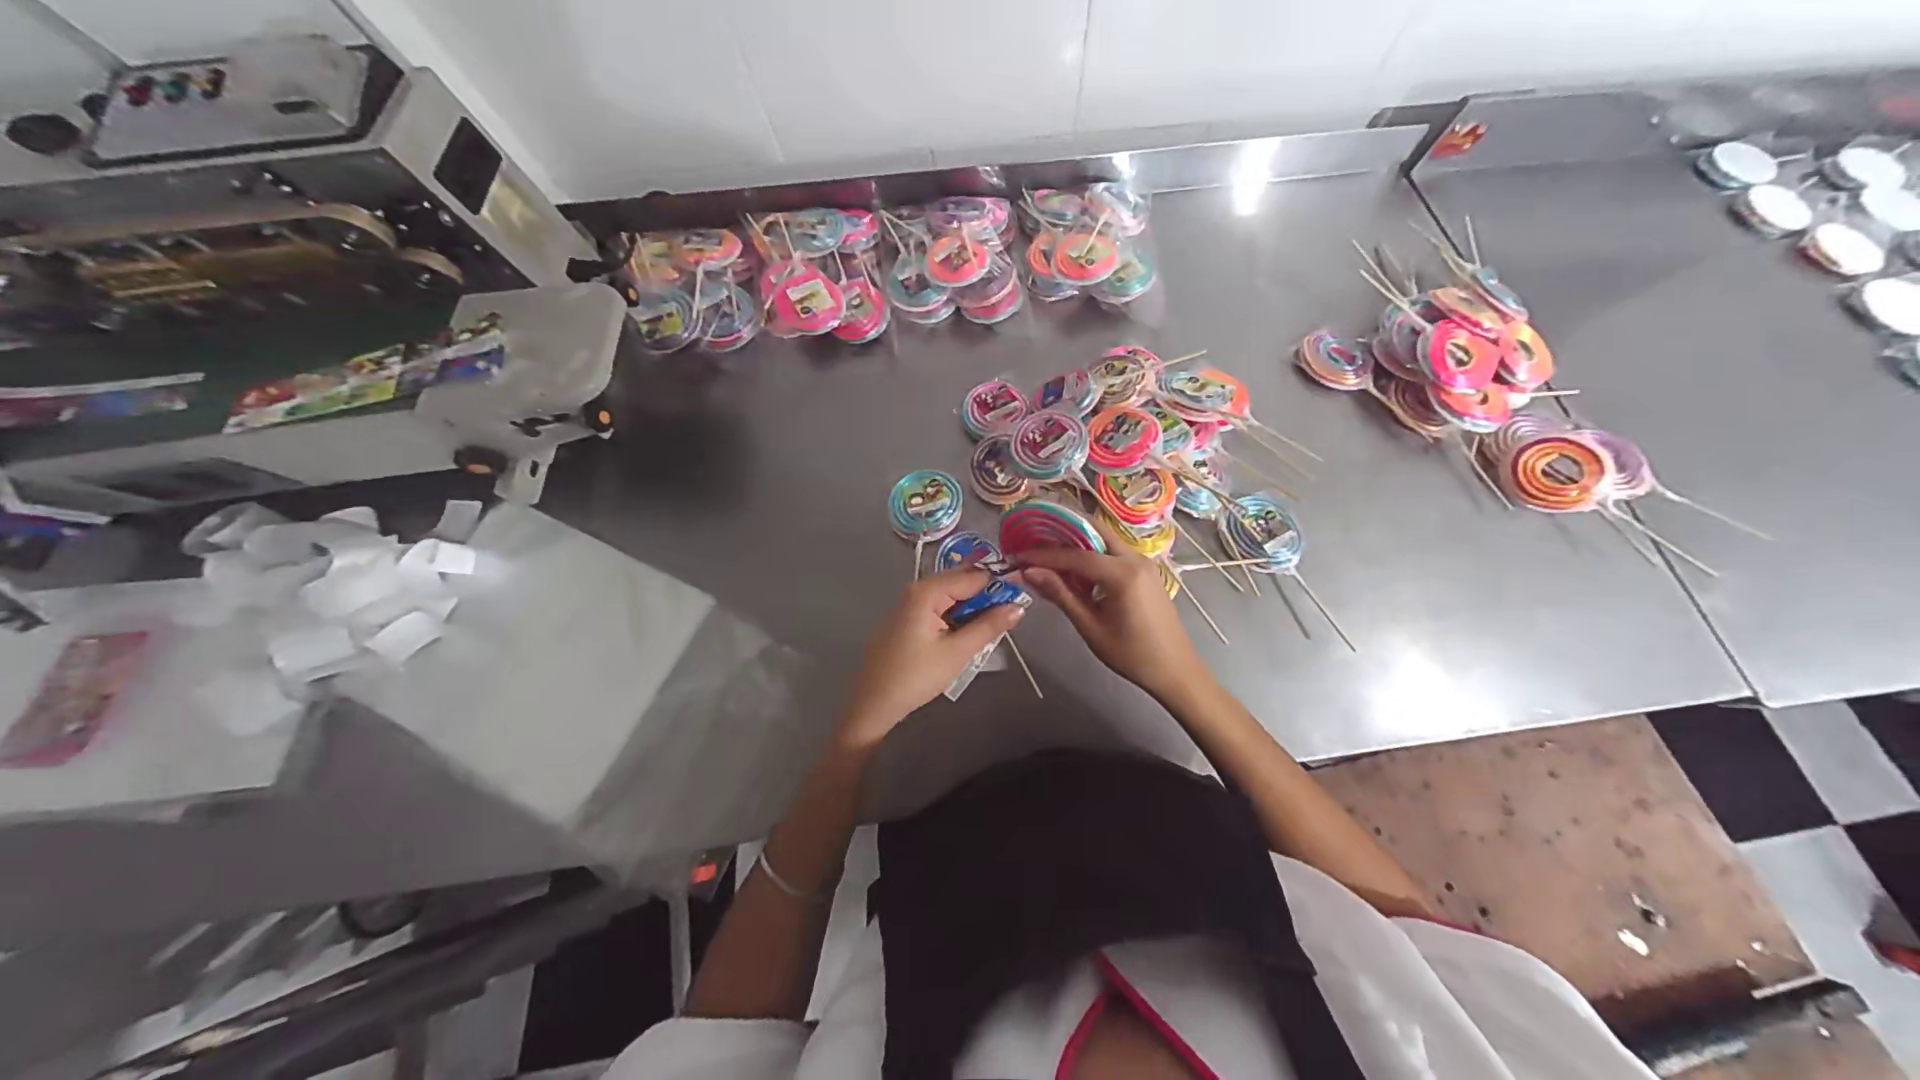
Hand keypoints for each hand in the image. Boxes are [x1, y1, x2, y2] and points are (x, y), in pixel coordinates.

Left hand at [840, 568, 1026, 748]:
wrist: (873, 703)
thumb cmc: (916, 676)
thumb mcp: (958, 652)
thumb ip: (989, 626)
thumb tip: (1019, 606)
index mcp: (927, 591)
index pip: (973, 576)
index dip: (1000, 585)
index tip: (1023, 596)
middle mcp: (916, 590)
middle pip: (960, 582)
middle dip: (986, 597)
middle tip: (1012, 613)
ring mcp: (908, 604)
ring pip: (950, 597)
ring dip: (972, 609)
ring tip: (994, 626)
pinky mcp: (906, 619)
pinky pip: (938, 608)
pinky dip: (956, 616)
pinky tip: (968, 632)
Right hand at [1016, 533, 1208, 703]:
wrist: (1175, 670)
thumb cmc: (1132, 655)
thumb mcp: (1091, 626)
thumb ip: (1061, 594)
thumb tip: (1029, 572)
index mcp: (1123, 574)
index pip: (1075, 555)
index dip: (1044, 554)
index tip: (1018, 556)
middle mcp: (1136, 558)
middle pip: (1092, 529)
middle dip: (1060, 533)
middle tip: (1032, 543)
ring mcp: (1143, 562)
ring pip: (1103, 538)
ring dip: (1075, 542)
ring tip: (1047, 555)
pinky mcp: (1145, 569)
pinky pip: (1113, 550)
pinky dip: (1091, 552)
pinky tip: (1074, 569)